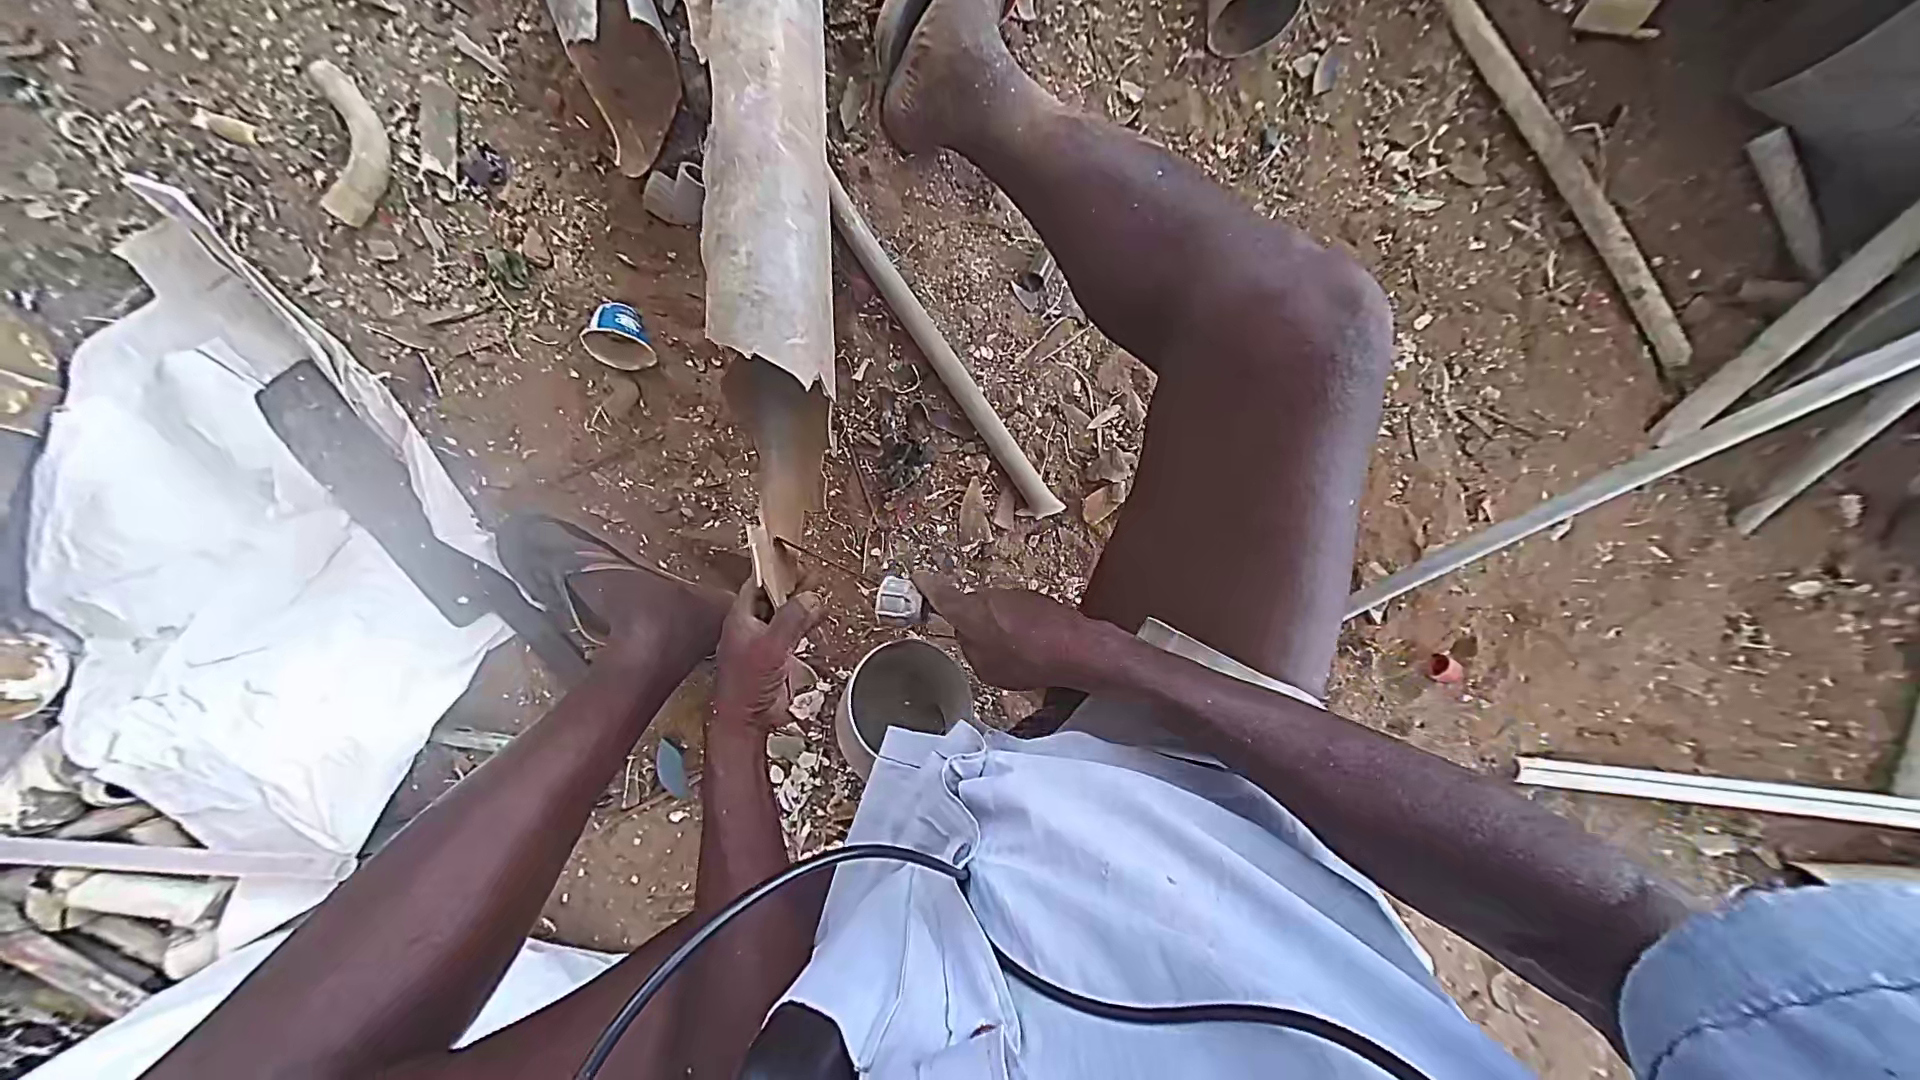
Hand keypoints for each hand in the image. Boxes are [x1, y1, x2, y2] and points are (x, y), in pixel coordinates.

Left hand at [713, 583, 824, 731]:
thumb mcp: (771, 646)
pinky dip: (806, 625)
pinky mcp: (777, 657)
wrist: (747, 721)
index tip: (792, 561)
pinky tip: (818, 621)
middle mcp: (751, 626)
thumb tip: (811, 597)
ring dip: (801, 607)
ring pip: (784, 615)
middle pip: (772, 598)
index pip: (755, 584)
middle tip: (813, 577)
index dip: (772, 571)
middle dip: (792, 588)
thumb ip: (791, 619)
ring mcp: (764, 641)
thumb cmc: (748, 684)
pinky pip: (793, 633)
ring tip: (819, 596)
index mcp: (740, 618)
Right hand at [912, 574, 1113, 690]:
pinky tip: (1031, 648)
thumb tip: (969, 639)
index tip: (918, 578)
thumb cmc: (1029, 661)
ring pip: (994, 610)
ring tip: (1015, 654)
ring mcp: (1013, 594)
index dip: (926, 587)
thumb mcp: (986, 668)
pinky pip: (1015, 613)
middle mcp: (989, 596)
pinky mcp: (1034, 598)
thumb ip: (970, 649)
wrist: (1076, 648)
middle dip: (973, 624)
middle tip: (983, 649)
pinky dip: (1018, 627)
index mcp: (970, 611)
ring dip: (999, 627)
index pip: (940, 594)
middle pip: (970, 606)